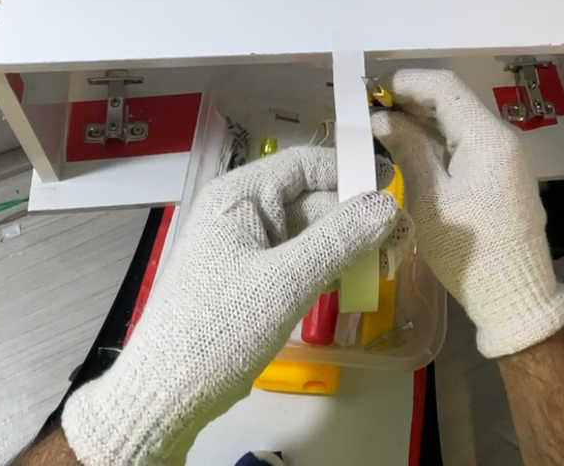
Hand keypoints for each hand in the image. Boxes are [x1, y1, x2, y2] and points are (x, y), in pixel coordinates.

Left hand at [61, 147, 400, 465]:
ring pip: (311, 231)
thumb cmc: (216, 330)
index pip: (304, 164)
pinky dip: (330, 267)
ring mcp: (248, 247)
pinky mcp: (254, 278)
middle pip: (312, 199)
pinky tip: (356, 283)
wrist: (164, 399)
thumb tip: (388, 204)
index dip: (349, 169)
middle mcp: (244, 212)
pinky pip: (301, 259)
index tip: (393, 184)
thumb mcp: (283, 283)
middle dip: (355, 217)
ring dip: (347, 245)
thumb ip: (339, 240)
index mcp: (239, 195)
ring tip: (385, 264)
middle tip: (399, 239)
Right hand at [371, 69, 563, 357]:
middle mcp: (501, 136)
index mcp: (488, 137)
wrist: (516, 300)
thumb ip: (407, 149)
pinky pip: (466, 139)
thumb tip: (380, 118)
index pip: (445, 86)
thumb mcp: (430, 200)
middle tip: (370, 109)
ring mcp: (504, 154)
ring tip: (382, 124)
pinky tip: (409, 144)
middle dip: (411, 98)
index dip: (406, 81)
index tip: (372, 91)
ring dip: (422, 116)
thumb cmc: (470, 253)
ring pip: (458, 118)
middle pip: (452, 98)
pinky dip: (437, 136)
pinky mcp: (501, 171)